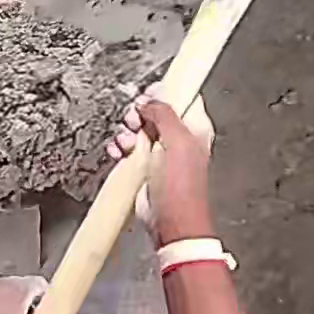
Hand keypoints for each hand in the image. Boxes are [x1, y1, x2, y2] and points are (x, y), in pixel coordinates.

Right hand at [104, 85, 215, 242]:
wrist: (170, 221)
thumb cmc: (182, 185)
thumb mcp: (177, 140)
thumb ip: (163, 113)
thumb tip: (148, 101)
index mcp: (194, 127)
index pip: (180, 97)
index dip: (163, 92)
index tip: (148, 95)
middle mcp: (178, 137)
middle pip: (153, 110)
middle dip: (138, 113)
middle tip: (135, 122)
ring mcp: (159, 151)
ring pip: (136, 127)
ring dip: (126, 131)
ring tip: (127, 142)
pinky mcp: (143, 165)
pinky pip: (126, 146)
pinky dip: (119, 146)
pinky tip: (119, 152)